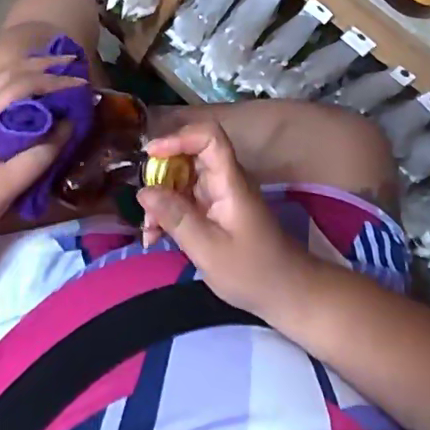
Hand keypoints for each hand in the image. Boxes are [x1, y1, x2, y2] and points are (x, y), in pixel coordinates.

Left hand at [0, 55, 80, 252]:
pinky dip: (13, 84)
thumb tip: (68, 126)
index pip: (21, 85)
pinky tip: (25, 94)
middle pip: (7, 74)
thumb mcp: (7, 185)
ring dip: (26, 71)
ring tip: (52, 71)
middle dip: (41, 65)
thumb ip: (40, 155)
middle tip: (72, 63)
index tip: (81, 85)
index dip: (53, 81)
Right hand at [136, 120, 323, 319]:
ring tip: (148, 230)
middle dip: (160, 175)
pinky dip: (167, 212)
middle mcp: (223, 179)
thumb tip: (143, 190)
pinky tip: (156, 236)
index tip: (151, 155)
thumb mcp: (209, 250)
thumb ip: (176, 218)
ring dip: (159, 198)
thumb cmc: (252, 272)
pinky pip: (184, 198)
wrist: (287, 292)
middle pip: (188, 155)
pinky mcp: (213, 209)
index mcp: (229, 181)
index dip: (179, 137)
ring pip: (181, 178)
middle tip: (142, 205)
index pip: (209, 137)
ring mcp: (218, 194)